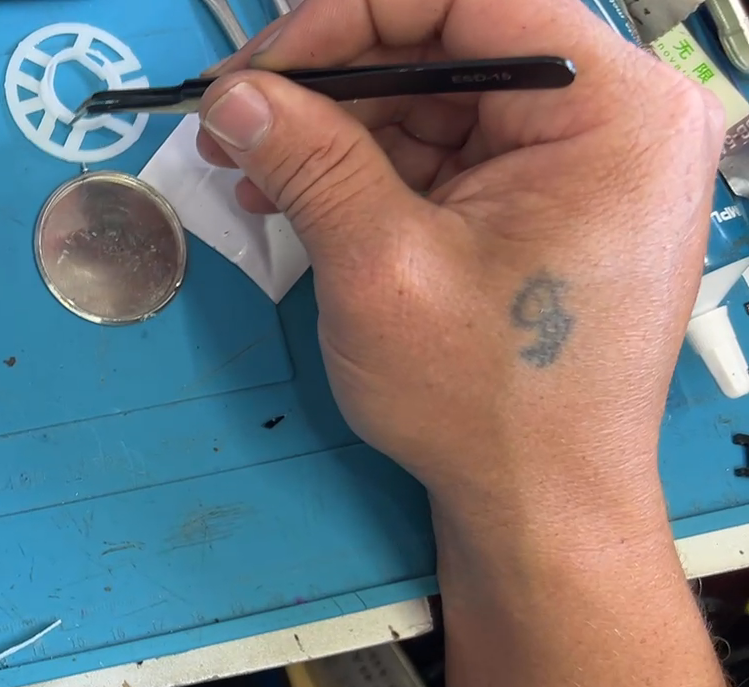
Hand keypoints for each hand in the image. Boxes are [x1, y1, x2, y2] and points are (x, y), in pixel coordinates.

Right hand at [194, 0, 720, 527]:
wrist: (529, 491)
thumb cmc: (470, 387)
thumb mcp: (377, 266)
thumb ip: (311, 166)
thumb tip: (233, 99)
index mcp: (603, 109)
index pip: (472, 2)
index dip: (350, 18)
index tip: (251, 71)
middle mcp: (598, 118)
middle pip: (447, 54)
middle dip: (327, 83)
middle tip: (229, 123)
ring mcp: (560, 168)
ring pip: (428, 113)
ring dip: (328, 135)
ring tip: (243, 168)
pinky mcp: (521, 212)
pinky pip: (429, 167)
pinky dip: (353, 177)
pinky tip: (287, 200)